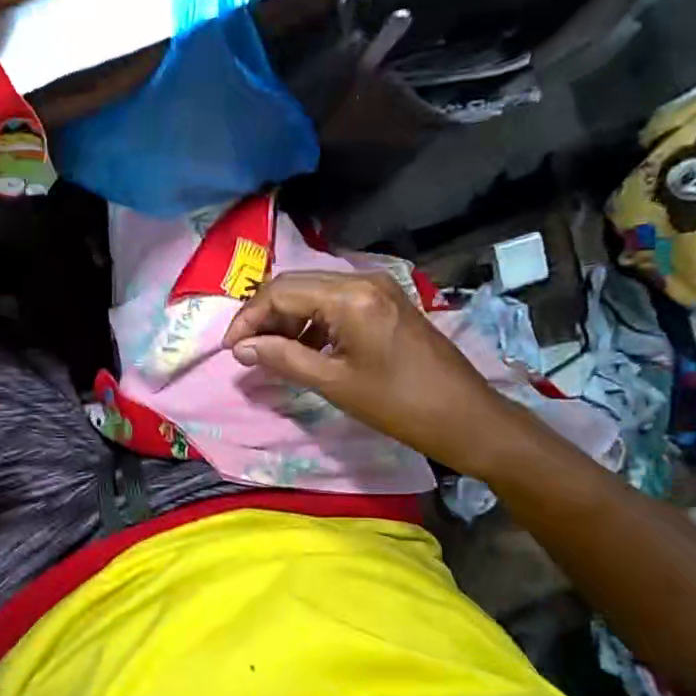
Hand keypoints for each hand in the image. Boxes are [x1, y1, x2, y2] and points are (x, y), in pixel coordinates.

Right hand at [221, 271, 523, 477]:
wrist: (465, 416)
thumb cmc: (397, 404)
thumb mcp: (333, 383)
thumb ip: (282, 359)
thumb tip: (241, 349)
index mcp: (349, 297)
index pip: (280, 292)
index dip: (248, 318)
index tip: (230, 349)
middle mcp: (362, 280)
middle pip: (295, 284)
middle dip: (264, 315)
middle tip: (246, 350)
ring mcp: (377, 288)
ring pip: (313, 291)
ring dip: (287, 318)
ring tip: (271, 353)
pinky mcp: (385, 301)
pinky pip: (335, 301)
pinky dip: (312, 321)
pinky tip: (303, 349)